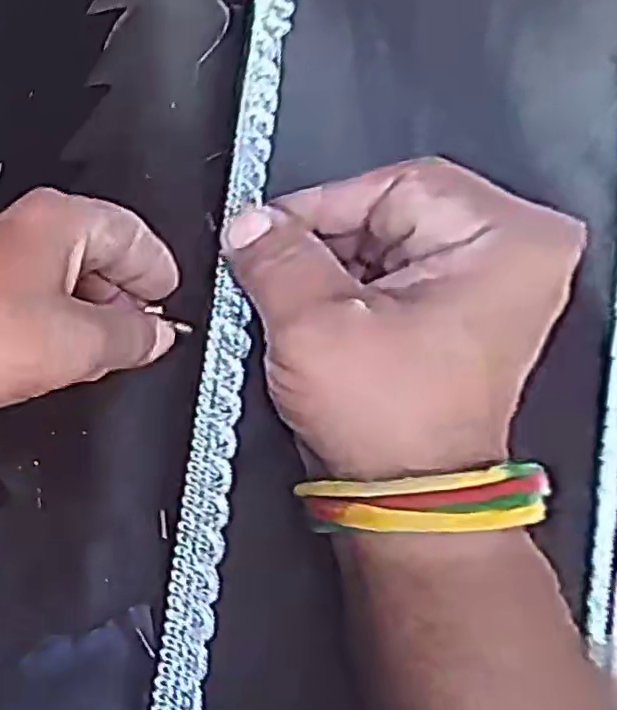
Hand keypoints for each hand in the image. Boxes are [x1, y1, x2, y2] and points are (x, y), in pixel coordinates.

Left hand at [0, 188, 181, 414]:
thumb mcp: (80, 346)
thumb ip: (133, 337)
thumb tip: (155, 335)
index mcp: (55, 219)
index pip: (134, 236)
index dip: (158, 273)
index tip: (168, 298)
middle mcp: (14, 228)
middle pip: (91, 255)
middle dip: (116, 297)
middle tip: (134, 331)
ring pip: (52, 280)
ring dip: (77, 314)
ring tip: (91, 349)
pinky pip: (17, 299)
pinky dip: (39, 321)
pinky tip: (43, 350)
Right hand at [223, 157, 586, 479]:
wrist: (399, 480)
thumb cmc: (385, 412)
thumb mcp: (313, 324)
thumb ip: (277, 263)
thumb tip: (250, 225)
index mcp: (502, 239)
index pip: (394, 185)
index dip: (312, 207)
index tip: (254, 234)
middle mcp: (503, 256)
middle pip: (385, 217)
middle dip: (309, 248)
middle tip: (255, 276)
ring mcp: (474, 290)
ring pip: (374, 253)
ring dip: (312, 277)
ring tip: (275, 309)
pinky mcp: (439, 320)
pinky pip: (374, 286)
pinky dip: (327, 299)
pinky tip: (298, 324)